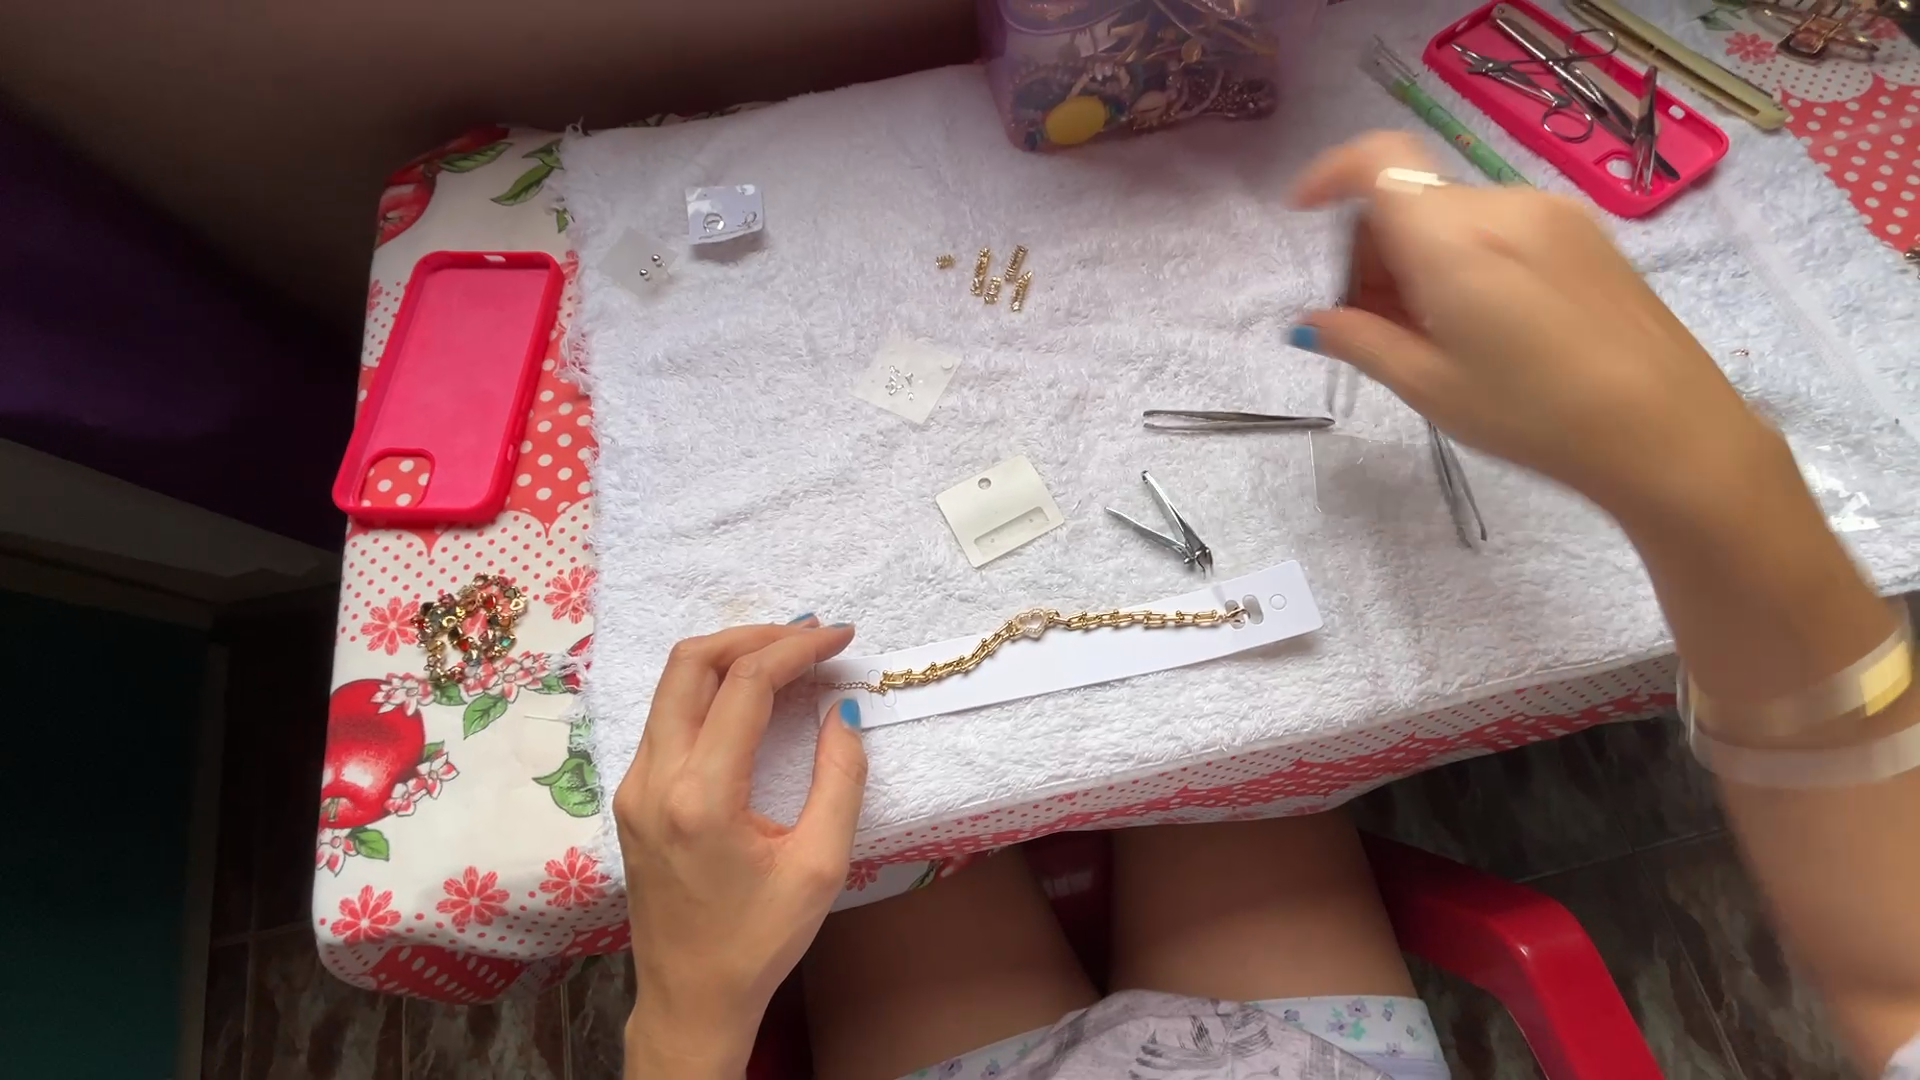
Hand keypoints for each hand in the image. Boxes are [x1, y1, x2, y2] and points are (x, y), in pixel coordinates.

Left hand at [616, 619, 867, 1078]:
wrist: (690, 1000)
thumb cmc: (760, 940)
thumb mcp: (821, 865)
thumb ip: (840, 779)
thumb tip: (842, 710)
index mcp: (701, 796)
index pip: (745, 684)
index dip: (797, 648)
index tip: (840, 637)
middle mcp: (654, 778)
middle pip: (692, 662)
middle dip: (756, 634)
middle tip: (810, 635)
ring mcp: (635, 783)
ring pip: (675, 682)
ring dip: (732, 654)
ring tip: (789, 653)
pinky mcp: (634, 792)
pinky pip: (671, 712)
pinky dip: (714, 684)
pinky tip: (754, 693)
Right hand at [1288, 132, 1776, 522]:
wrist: (1666, 430)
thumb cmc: (1529, 414)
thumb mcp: (1425, 385)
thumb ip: (1357, 340)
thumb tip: (1308, 321)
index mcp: (1455, 242)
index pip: (1380, 164)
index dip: (1330, 175)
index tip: (1302, 215)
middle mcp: (1504, 208)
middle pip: (1410, 200)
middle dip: (1367, 250)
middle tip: (1363, 321)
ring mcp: (1551, 216)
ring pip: (1449, 217)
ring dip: (1411, 260)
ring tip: (1418, 332)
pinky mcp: (1581, 236)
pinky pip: (1493, 228)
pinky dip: (1455, 261)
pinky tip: (1469, 321)